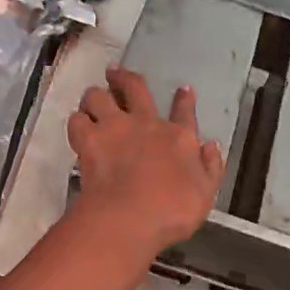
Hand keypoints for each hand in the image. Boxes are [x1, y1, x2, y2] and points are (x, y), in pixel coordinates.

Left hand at [66, 67, 224, 257]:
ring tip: (93, 99)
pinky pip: (77, 120)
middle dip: (126, 78)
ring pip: (99, 95)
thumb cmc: (174, 210)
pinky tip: (79, 125)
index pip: (184, 112)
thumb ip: (211, 168)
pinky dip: (78, 120)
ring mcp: (114, 128)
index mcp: (179, 137)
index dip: (184, 100)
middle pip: (135, 88)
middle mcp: (146, 124)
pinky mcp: (88, 139)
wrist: (131, 217)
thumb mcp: (206, 194)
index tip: (183, 89)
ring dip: (96, 95)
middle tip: (116, 73)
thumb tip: (212, 146)